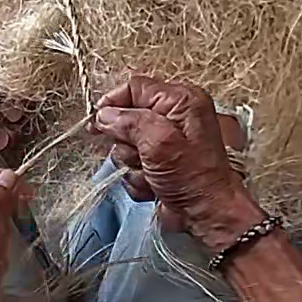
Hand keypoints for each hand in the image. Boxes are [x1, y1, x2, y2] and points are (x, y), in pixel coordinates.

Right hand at [90, 75, 266, 252]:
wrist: (205, 213)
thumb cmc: (192, 177)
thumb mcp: (159, 140)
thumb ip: (129, 121)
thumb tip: (104, 115)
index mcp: (180, 101)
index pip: (134, 88)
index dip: (112, 103)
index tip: (96, 122)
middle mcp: (172, 118)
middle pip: (125, 120)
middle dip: (125, 142)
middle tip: (139, 155)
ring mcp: (163, 143)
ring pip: (124, 147)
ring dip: (132, 165)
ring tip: (151, 174)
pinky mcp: (156, 165)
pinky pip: (130, 167)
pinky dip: (137, 179)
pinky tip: (153, 185)